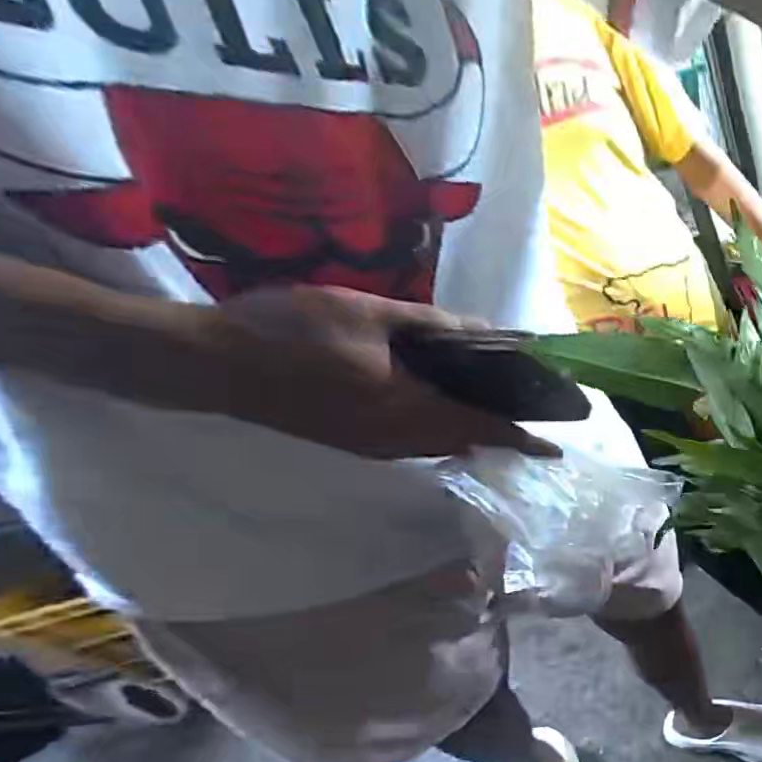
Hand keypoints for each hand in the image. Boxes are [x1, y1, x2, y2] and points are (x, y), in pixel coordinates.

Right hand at [192, 286, 559, 459]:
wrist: (204, 362)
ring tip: (497, 411)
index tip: (556, 449)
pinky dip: (443, 432)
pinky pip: (418, 444)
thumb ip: (433, 324)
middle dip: (503, 433)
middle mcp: (403, 439)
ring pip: (444, 445)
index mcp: (413, 409)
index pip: (487, 429)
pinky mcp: (358, 445)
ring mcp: (379, 448)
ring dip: (474, 433)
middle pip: (470, 441)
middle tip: (529, 416)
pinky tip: (447, 410)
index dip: (524, 439)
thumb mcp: (366, 313)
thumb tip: (488, 331)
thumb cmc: (287, 330)